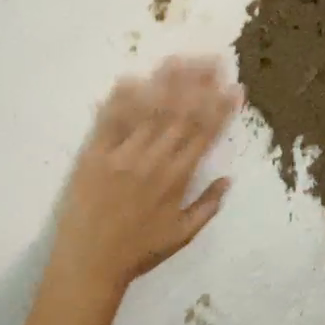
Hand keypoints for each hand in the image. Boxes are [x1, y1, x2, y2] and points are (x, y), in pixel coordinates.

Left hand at [50, 57, 241, 290]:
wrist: (89, 264)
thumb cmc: (138, 252)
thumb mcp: (182, 235)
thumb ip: (208, 206)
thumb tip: (229, 179)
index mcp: (177, 180)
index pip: (204, 135)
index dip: (221, 109)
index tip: (235, 89)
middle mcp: (152, 161)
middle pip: (180, 114)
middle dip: (200, 85)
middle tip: (214, 60)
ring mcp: (121, 155)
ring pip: (148, 111)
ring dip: (167, 83)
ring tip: (181, 60)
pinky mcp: (93, 155)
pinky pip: (109, 121)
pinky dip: (121, 99)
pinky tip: (134, 79)